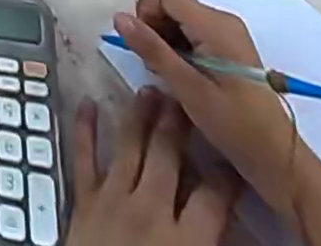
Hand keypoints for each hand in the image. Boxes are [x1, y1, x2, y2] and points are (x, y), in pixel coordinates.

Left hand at [68, 89, 238, 245]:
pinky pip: (83, 157)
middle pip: (169, 157)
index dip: (228, 176)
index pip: (216, 199)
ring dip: (139, 117)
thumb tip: (237, 236)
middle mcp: (150, 212)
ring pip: (130, 147)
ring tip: (149, 90)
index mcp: (186, 242)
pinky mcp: (84, 200)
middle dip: (179, 124)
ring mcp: (113, 200)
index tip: (235, 153)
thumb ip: (211, 244)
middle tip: (184, 95)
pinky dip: (84, 129)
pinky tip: (86, 102)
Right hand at [115, 0, 301, 208]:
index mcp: (214, 24)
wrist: (278, 159)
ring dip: (163, 38)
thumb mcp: (187, 88)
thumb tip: (119, 17)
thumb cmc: (234, 126)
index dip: (145, 12)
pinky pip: (190, 29)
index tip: (147, 47)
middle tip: (156, 65)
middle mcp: (221, 19)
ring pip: (176, 15)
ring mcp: (226, 31)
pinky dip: (177, 45)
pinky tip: (183, 74)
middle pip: (168, 1)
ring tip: (169, 74)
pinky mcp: (227, 45)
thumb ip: (152, 48)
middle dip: (152, 26)